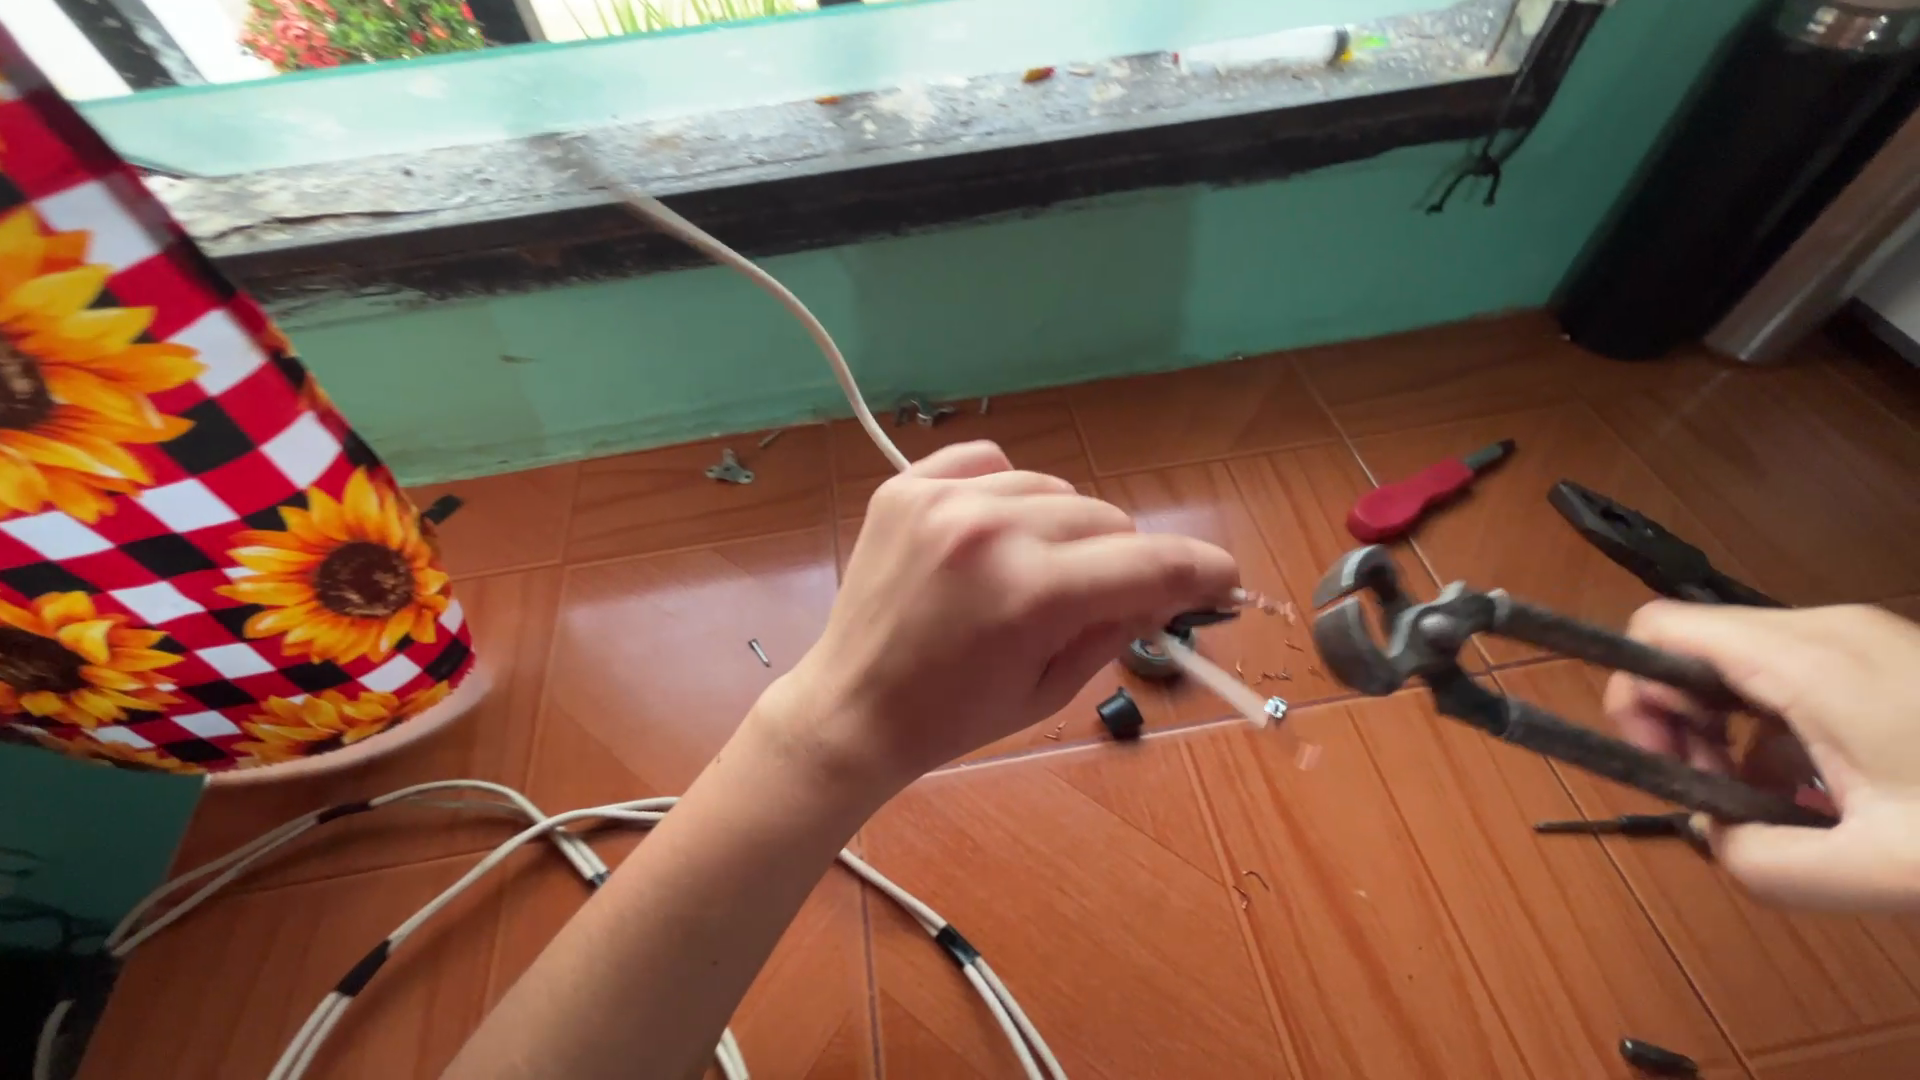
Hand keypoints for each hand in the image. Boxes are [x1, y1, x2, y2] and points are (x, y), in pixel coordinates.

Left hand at [760, 441, 1237, 793]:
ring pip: (1054, 488)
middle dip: (1121, 560)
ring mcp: (942, 499)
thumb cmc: (954, 716)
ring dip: (1064, 527)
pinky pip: (991, 461)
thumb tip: (1169, 587)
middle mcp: (991, 530)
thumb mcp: (1051, 688)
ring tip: (1037, 566)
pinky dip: (1008, 490)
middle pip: (1107, 519)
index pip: (1150, 563)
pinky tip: (994, 528)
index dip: (1201, 570)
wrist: (852, 707)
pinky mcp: (906, 486)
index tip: (1221, 579)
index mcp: (1032, 595)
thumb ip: (1118, 626)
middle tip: (1103, 593)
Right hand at [1605, 602, 1919, 910]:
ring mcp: (1861, 643)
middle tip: (1710, 791)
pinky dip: (1770, 732)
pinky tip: (1814, 792)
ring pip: (1733, 668)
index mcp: (1808, 656)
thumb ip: (1759, 861)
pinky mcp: (1884, 663)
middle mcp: (1824, 631)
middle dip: (1678, 722)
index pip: (1656, 631)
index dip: (1634, 693)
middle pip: (1688, 650)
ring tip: (1765, 801)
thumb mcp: (1885, 871)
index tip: (1664, 762)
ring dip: (1722, 733)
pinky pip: (1784, 682)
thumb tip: (1710, 835)